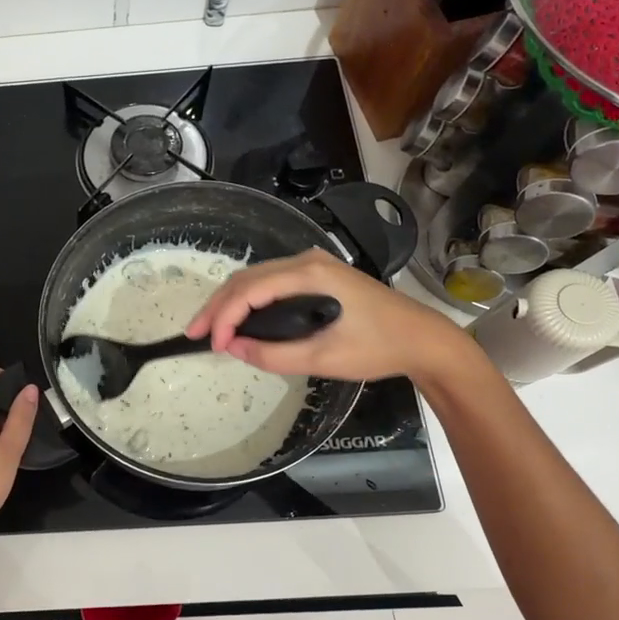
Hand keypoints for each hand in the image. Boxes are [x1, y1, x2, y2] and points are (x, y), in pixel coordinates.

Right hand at [185, 248, 471, 382]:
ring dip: (230, 302)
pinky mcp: (318, 275)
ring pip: (255, 278)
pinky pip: (270, 282)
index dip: (224, 317)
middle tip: (195, 334)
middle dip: (217, 307)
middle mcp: (307, 260)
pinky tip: (239, 319)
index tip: (214, 346)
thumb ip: (274, 355)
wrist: (423, 340)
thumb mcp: (324, 359)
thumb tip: (234, 349)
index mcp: (309, 273)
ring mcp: (313, 265)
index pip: (250, 290)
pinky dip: (248, 300)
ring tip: (211, 329)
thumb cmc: (378, 347)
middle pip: (246, 278)